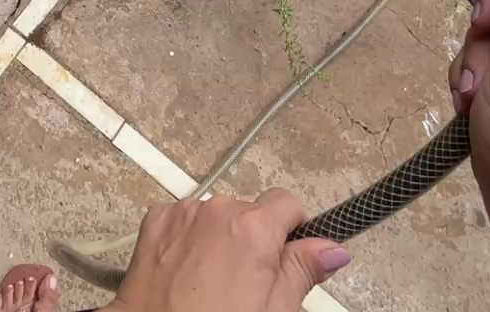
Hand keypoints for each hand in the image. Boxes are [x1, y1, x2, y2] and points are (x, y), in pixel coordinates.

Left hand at [105, 189, 352, 311]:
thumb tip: (334, 247)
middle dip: (255, 241)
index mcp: (252, 227)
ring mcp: (182, 210)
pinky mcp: (155, 219)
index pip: (287, 202)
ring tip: (214, 284)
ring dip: (222, 239)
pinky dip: (190, 238)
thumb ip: (303, 271)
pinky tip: (187, 272)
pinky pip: (185, 219)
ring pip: (217, 216)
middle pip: (250, 212)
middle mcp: (216, 207)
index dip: (294, 230)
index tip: (291, 258)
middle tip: (249, 286)